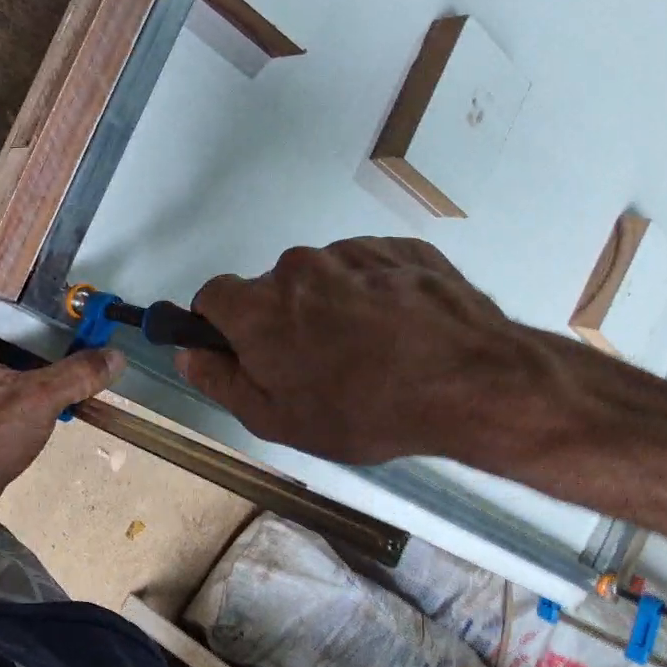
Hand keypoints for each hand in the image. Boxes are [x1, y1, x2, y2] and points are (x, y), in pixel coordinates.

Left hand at [0, 322, 124, 510]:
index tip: (50, 323)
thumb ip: (79, 373)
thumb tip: (115, 355)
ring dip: (14, 371)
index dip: (21, 317)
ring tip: (49, 375)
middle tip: (56, 349)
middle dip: (22, 347)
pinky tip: (30, 402)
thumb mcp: (42, 399)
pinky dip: (2, 391)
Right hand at [175, 237, 550, 464]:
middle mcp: (296, 267)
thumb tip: (185, 353)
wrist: (481, 385)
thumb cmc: (364, 411)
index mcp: (256, 307)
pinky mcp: (403, 248)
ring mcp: (353, 252)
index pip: (212, 295)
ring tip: (371, 347)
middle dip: (281, 317)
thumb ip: (219, 380)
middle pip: (269, 287)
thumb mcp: (275, 418)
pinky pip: (369, 267)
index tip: (246, 351)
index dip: (221, 323)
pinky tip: (402, 329)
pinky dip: (374, 292)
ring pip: (321, 276)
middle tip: (316, 362)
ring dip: (330, 303)